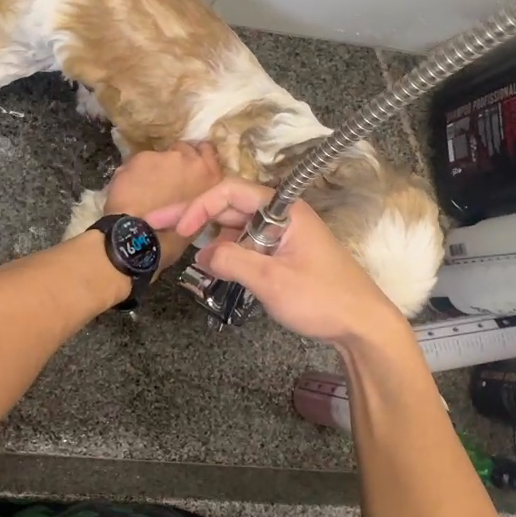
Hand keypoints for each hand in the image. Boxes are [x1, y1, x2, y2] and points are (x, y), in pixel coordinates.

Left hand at [105, 142, 223, 265]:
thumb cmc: (171, 238)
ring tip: (142, 187)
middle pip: (182, 149)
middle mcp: (192, 160)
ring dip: (152, 167)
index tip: (186, 167)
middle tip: (163, 179)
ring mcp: (167, 156)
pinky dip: (133, 173)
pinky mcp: (143, 157)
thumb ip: (197, 196)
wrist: (141, 237)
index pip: (207, 151)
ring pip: (157, 156)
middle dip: (173, 161)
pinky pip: (137, 162)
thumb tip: (187, 190)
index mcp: (211, 177)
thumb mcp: (198, 218)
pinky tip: (128, 190)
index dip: (194, 157)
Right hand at [147, 178, 404, 345]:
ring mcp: (282, 236)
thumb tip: (202, 254)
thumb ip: (232, 260)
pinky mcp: (282, 255)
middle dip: (191, 214)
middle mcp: (281, 216)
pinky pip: (246, 244)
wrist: (362, 325)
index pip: (230, 192)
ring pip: (235, 226)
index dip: (199, 206)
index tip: (177, 229)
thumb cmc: (322, 298)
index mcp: (283, 210)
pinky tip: (208, 264)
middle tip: (153, 222)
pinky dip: (224, 251)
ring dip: (207, 233)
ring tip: (174, 244)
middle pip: (229, 205)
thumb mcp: (271, 280)